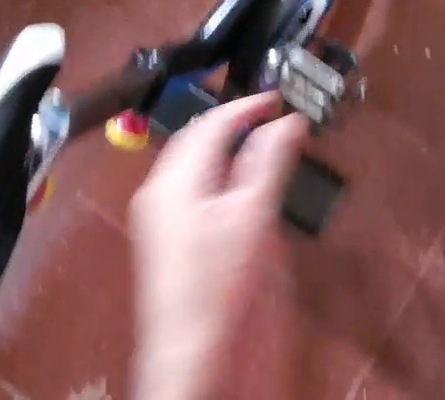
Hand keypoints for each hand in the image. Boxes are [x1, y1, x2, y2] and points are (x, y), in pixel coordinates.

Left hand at [129, 93, 307, 399]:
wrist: (190, 346)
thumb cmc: (219, 282)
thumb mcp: (253, 214)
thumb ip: (270, 161)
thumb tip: (288, 121)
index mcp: (176, 177)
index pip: (213, 122)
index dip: (247, 105)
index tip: (276, 98)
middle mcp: (159, 187)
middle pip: (196, 135)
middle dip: (233, 119)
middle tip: (267, 112)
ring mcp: (156, 209)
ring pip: (191, 156)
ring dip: (223, 140)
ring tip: (256, 135)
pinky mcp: (163, 228)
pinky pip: (188, 178)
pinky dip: (215, 164)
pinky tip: (235, 173)